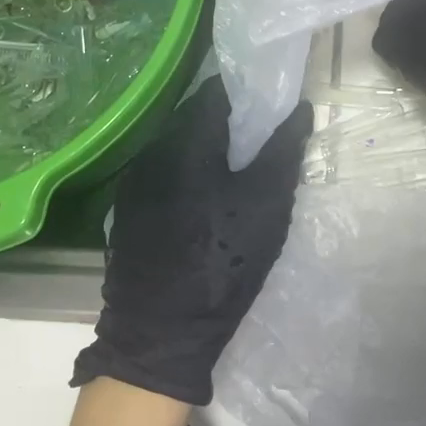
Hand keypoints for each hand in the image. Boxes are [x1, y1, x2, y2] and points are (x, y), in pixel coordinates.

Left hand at [71, 74, 311, 406]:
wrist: (160, 332)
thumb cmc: (222, 261)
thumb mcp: (266, 206)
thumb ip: (283, 151)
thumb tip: (300, 108)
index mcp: (187, 143)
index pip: (215, 94)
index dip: (243, 92)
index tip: (265, 99)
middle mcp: (153, 151)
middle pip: (191, 118)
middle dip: (222, 119)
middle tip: (253, 132)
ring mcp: (133, 182)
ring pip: (173, 145)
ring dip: (200, 146)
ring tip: (229, 164)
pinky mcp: (125, 210)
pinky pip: (158, 173)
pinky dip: (181, 172)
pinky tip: (198, 196)